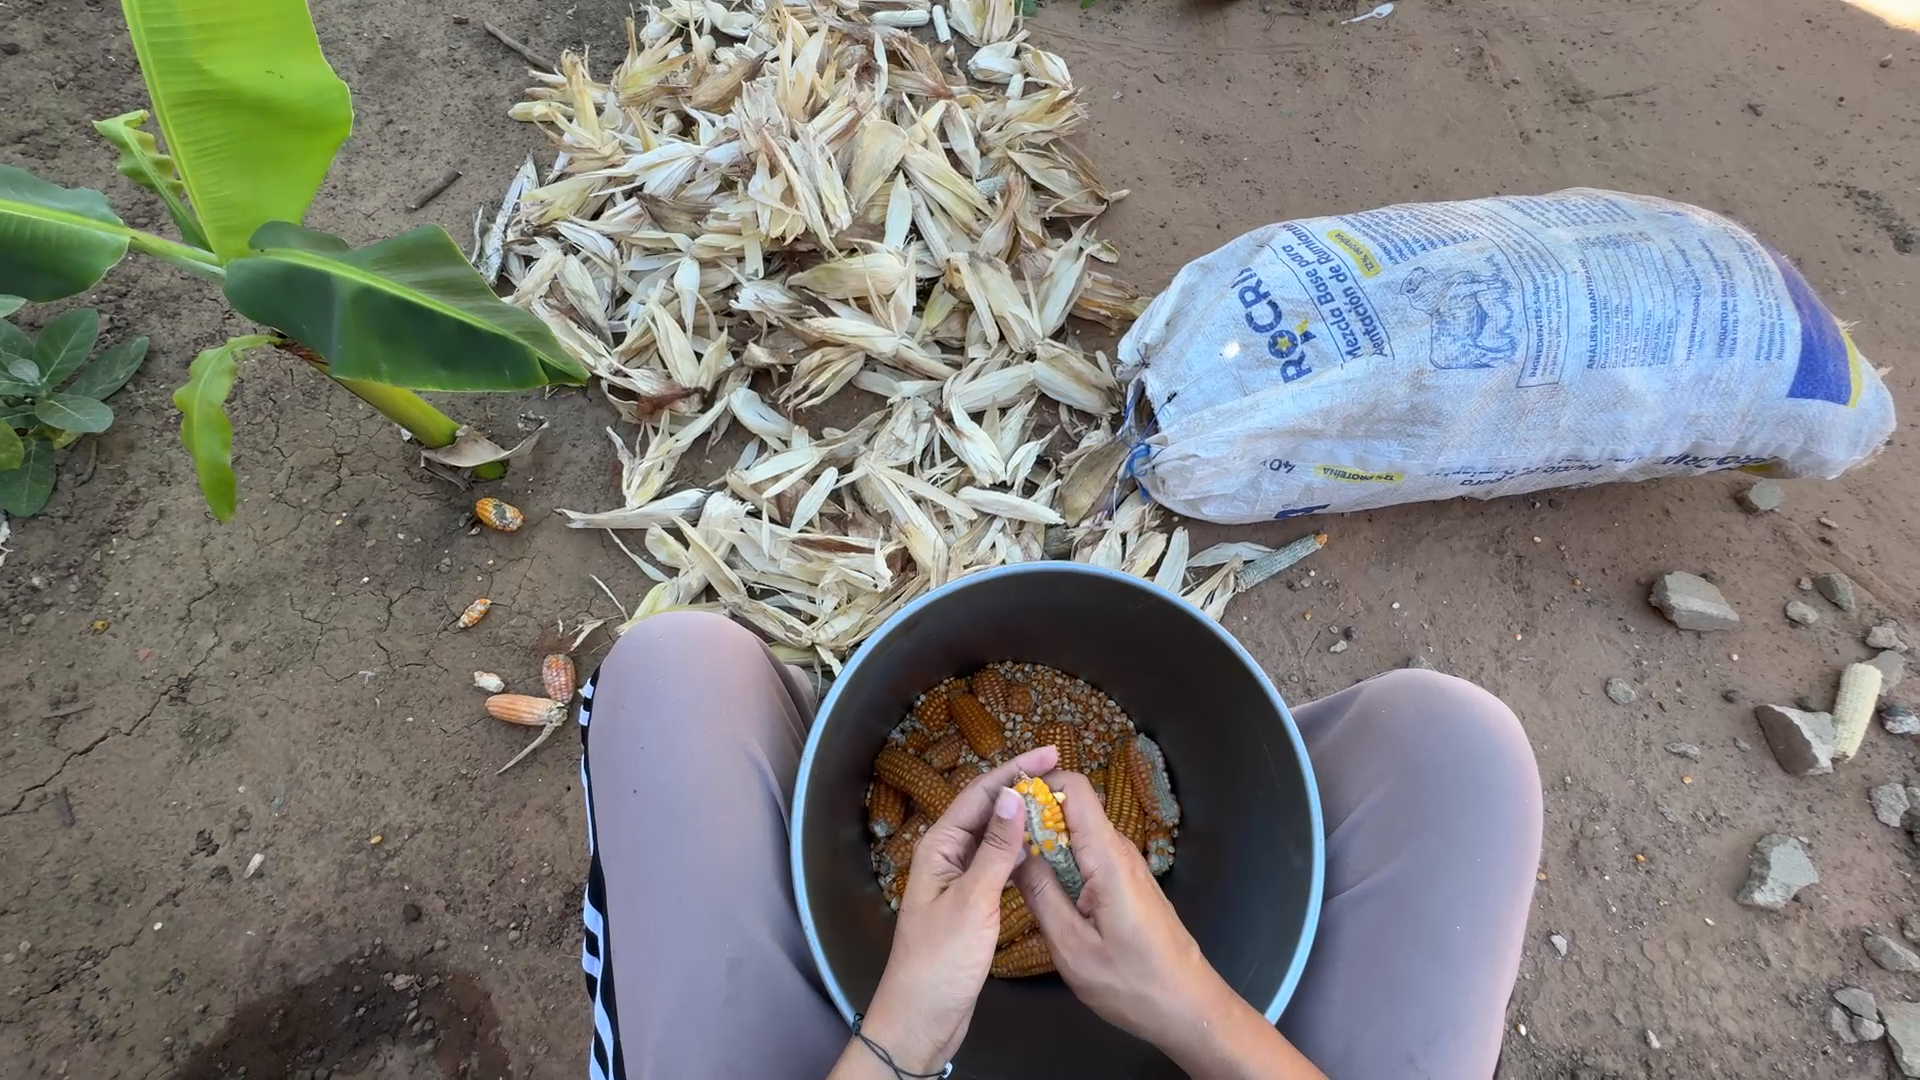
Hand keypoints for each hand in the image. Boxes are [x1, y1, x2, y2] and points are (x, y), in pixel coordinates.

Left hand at [850, 745, 1059, 1074]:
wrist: (922, 1020)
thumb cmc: (941, 960)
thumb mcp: (973, 901)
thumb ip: (995, 849)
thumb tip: (1014, 795)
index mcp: (940, 846)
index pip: (980, 794)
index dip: (1015, 770)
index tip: (1049, 753)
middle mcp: (948, 854)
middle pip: (987, 809)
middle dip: (1021, 786)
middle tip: (1060, 771)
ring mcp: (960, 878)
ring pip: (995, 835)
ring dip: (1023, 817)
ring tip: (1057, 802)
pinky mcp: (973, 901)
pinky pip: (999, 862)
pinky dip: (1021, 850)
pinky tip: (1043, 848)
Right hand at [1010, 770, 1231, 1056]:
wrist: (1191, 1009)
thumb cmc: (1133, 983)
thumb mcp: (1073, 947)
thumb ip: (1040, 894)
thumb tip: (1013, 849)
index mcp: (1107, 855)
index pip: (1074, 787)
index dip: (1038, 785)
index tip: (1005, 807)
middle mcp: (1118, 848)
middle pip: (1071, 807)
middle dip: (1034, 817)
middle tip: (999, 844)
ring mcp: (1124, 863)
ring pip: (1077, 832)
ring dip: (1045, 842)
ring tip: (1013, 866)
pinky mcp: (1126, 881)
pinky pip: (1087, 854)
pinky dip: (1061, 861)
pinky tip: (1043, 889)